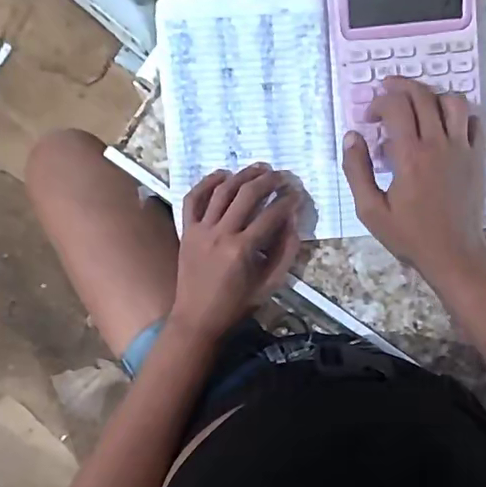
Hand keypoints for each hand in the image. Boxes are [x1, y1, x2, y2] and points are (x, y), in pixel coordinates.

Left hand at [167, 163, 301, 342]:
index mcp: (243, 250)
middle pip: (248, 195)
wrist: (197, 319)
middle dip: (269, 181)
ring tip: (260, 168)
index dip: (289, 202)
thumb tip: (293, 222)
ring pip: (223, 191)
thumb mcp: (269, 284)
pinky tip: (223, 174)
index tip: (298, 195)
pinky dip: (207, 183)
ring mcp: (200, 230)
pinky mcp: (187, 230)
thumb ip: (284, 253)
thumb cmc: (237, 306)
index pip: (272, 215)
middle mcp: (221, 233)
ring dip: (243, 175)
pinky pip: (194, 199)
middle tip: (283, 176)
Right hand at [341, 77, 485, 285]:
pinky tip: (445, 124)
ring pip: (452, 101)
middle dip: (400, 88)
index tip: (369, 118)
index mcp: (410, 156)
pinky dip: (459, 114)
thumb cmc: (410, 236)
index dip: (378, 102)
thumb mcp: (371, 211)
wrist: (453, 254)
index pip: (396, 106)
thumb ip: (357, 171)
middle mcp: (438, 144)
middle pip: (422, 95)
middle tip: (386, 95)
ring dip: (431, 96)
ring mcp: (463, 148)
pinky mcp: (478, 157)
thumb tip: (352, 136)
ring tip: (417, 105)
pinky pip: (474, 121)